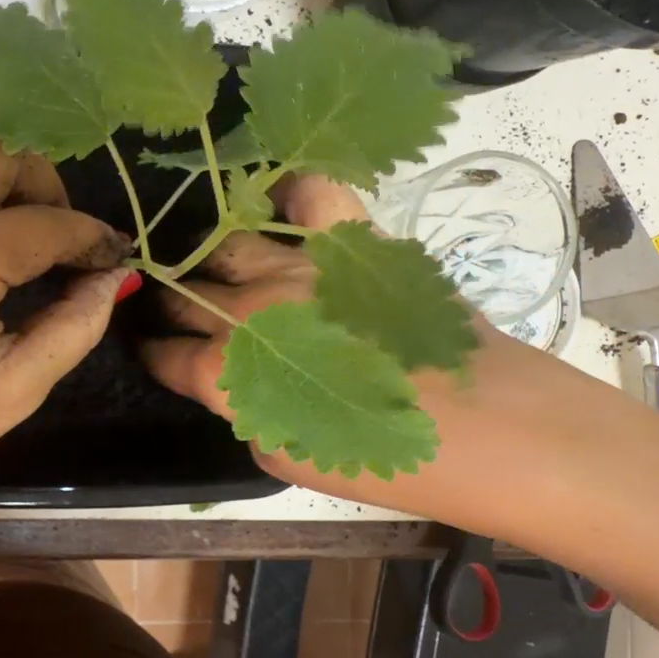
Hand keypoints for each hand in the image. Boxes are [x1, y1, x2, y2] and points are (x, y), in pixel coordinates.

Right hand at [140, 175, 621, 532]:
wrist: (507, 435)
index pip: (162, 355)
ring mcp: (301, 270)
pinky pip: (311, 195)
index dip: (151, 354)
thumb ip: (241, 413)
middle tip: (174, 312)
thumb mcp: (286, 458)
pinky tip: (276, 204)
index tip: (153, 353)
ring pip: (225, 243)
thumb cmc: (389, 464)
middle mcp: (247, 313)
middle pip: (181, 296)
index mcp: (224, 374)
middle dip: (167, 305)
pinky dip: (287, 193)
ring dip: (207, 256)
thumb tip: (231, 380)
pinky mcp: (357, 243)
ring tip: (214, 264)